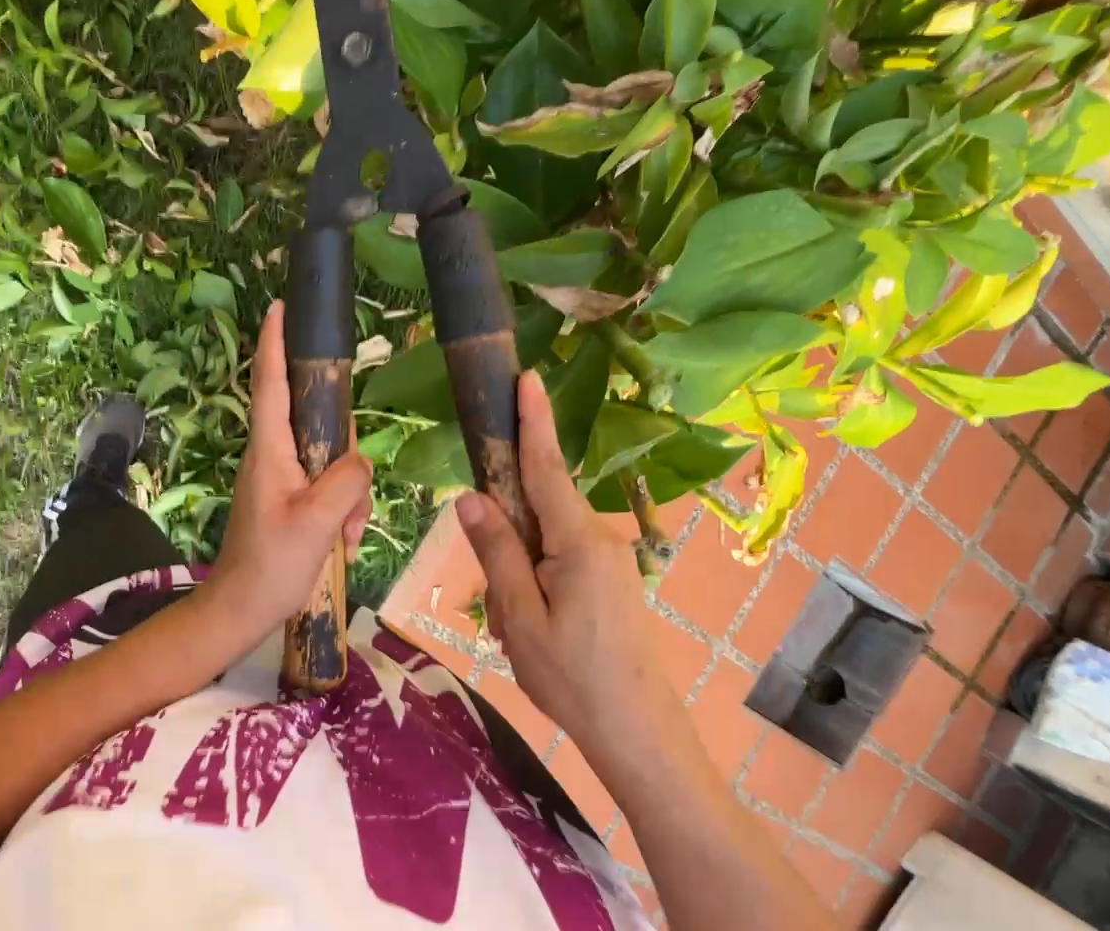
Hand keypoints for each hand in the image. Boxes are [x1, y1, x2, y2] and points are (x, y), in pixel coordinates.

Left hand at [201, 299, 372, 638]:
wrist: (240, 610)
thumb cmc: (271, 565)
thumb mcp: (318, 522)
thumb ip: (346, 481)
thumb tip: (360, 460)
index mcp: (269, 450)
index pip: (270, 383)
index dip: (274, 342)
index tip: (278, 306)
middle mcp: (272, 455)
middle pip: (320, 428)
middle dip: (347, 464)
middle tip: (350, 513)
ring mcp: (282, 478)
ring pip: (332, 463)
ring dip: (349, 498)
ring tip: (344, 538)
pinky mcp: (290, 498)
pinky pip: (328, 488)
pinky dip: (342, 512)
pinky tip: (341, 544)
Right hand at [454, 370, 678, 743]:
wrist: (638, 731)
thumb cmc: (573, 677)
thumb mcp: (520, 616)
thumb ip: (496, 552)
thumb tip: (471, 497)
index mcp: (578, 541)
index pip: (546, 467)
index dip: (534, 421)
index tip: (528, 377)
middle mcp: (599, 539)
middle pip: (538, 506)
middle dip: (506, 535)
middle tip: (503, 605)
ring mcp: (609, 560)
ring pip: (545, 540)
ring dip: (518, 573)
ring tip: (518, 634)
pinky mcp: (609, 580)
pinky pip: (558, 561)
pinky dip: (533, 584)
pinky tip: (532, 631)